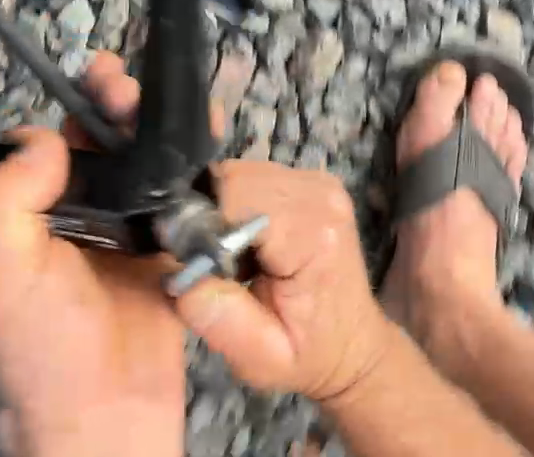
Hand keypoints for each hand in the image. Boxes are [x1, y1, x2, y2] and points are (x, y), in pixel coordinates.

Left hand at [0, 55, 183, 456]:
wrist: (110, 418)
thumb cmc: (47, 351)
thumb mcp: (5, 275)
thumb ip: (9, 201)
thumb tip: (42, 138)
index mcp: (37, 215)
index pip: (55, 144)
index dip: (78, 107)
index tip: (101, 78)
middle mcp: (81, 216)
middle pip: (104, 146)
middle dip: (121, 106)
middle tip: (135, 86)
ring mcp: (128, 231)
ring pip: (143, 164)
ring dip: (157, 130)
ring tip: (176, 104)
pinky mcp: (168, 248)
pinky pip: (179, 197)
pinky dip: (191, 167)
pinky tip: (206, 140)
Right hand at [171, 161, 398, 404]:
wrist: (353, 347)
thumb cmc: (308, 356)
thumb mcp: (260, 360)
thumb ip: (220, 319)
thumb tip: (180, 274)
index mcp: (312, 234)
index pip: (234, 194)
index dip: (205, 226)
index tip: (207, 267)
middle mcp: (319, 195)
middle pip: (234, 178)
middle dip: (213, 217)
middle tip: (223, 266)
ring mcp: (317, 182)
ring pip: (239, 173)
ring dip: (225, 210)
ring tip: (239, 256)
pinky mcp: (310, 180)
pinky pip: (253, 176)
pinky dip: (240, 204)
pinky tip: (253, 240)